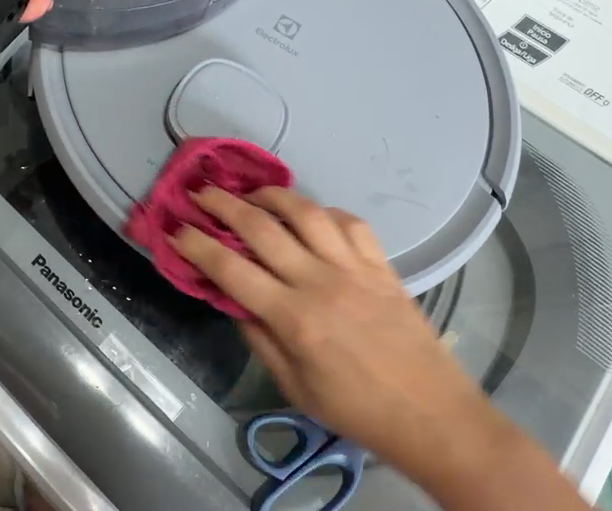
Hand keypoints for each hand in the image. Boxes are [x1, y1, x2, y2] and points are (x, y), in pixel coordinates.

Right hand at [171, 187, 506, 477]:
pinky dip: (323, 211)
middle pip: (260, 227)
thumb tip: (231, 298)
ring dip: (271, 195)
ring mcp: (354, 269)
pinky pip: (349, 222)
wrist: (435, 418)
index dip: (196, 245)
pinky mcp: (382, 266)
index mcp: (293, 318)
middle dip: (222, 204)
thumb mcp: (294, 387)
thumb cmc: (358, 411)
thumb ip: (258, 338)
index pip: (230, 269)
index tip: (176, 229)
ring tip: (250, 193)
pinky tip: (309, 216)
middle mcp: (320, 283)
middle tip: (200, 193)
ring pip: (305, 212)